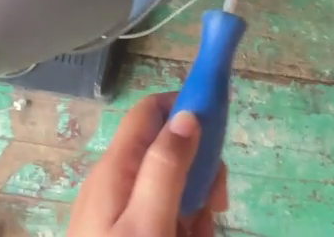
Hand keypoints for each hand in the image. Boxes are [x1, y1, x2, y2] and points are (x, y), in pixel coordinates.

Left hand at [69, 93, 227, 236]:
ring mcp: (119, 212)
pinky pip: (163, 216)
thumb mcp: (148, 225)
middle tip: (214, 207)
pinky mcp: (126, 235)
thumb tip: (187, 112)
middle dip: (199, 173)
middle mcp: (114, 182)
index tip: (219, 135)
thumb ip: (166, 167)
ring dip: (194, 209)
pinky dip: (182, 228)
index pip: (150, 111)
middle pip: (167, 150)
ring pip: (171, 187)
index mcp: (115, 168)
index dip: (185, 109)